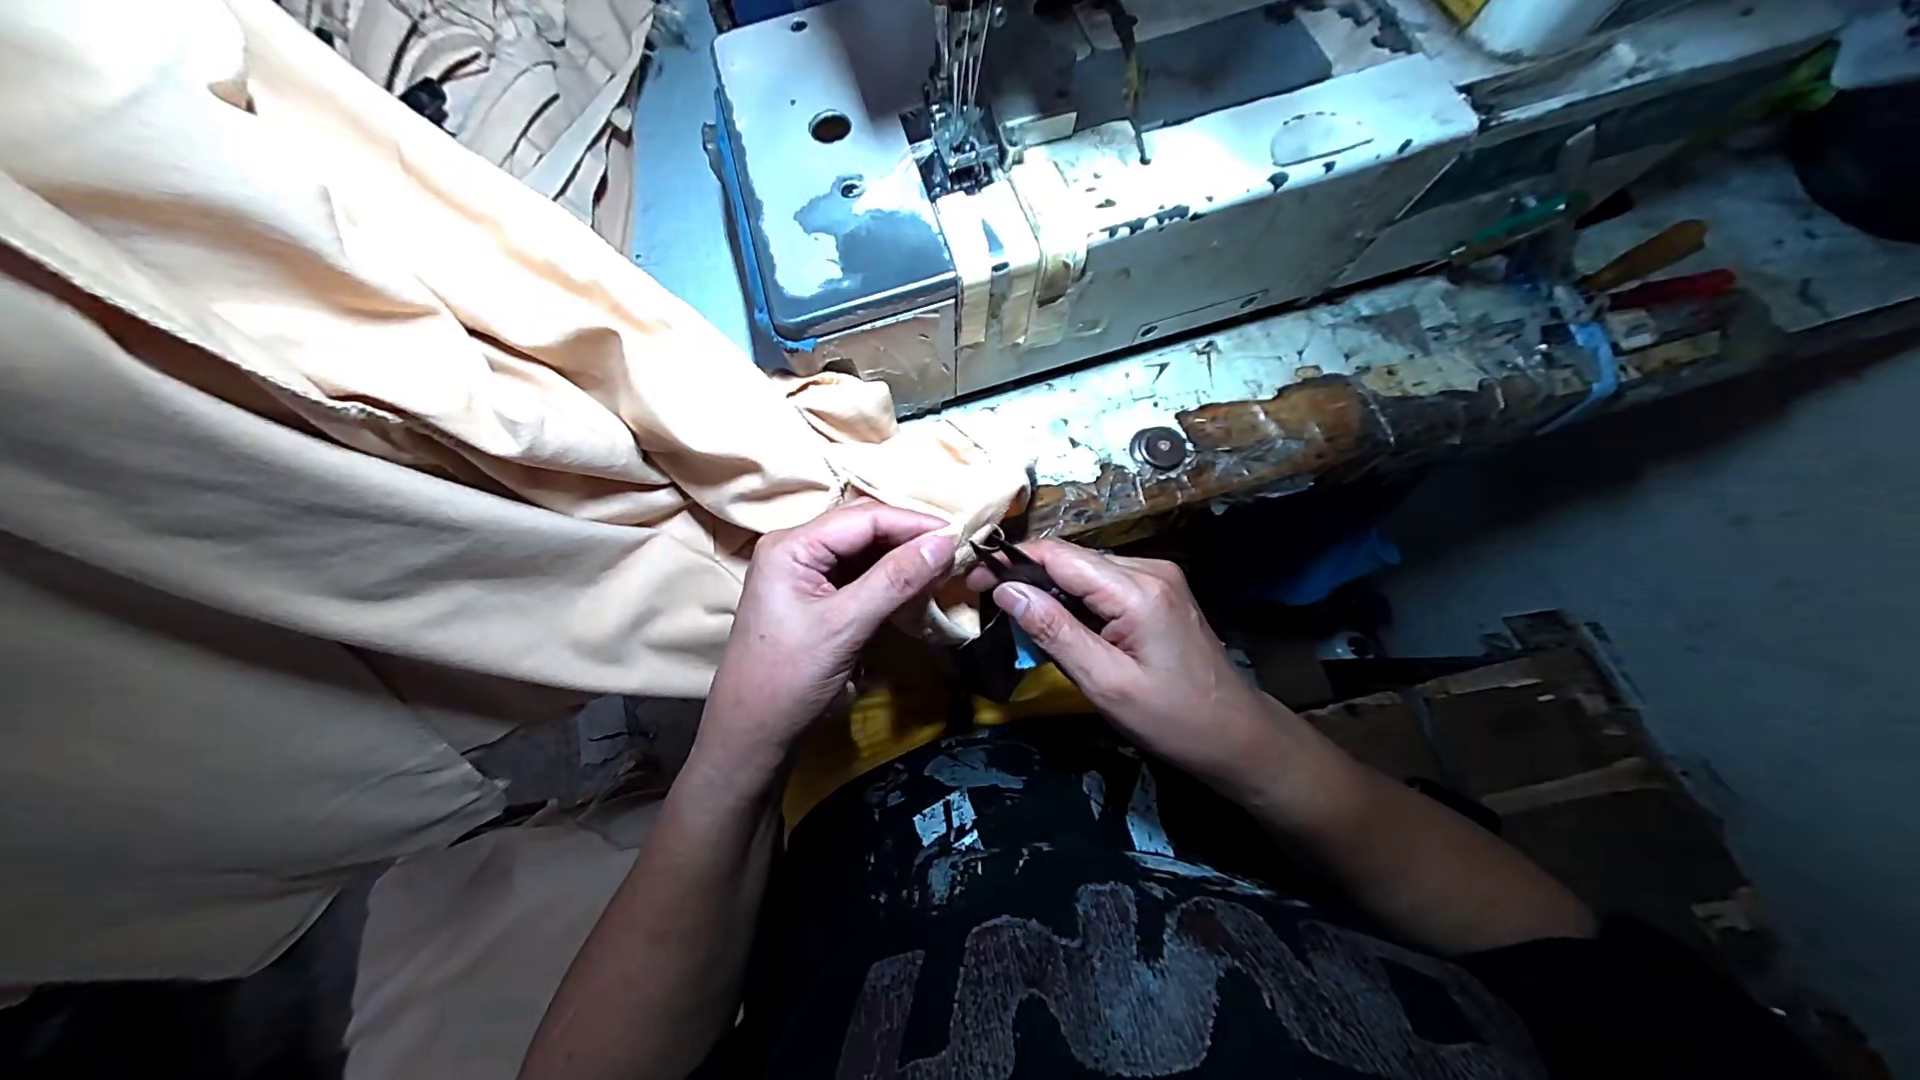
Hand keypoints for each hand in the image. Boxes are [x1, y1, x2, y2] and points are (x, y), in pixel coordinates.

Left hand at [700, 500, 954, 772]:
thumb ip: (895, 579)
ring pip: (866, 550)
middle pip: (865, 527)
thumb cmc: (790, 678)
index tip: (959, 534)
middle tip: (955, 551)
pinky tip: (917, 585)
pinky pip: (861, 574)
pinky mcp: (818, 595)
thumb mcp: (845, 625)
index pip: (864, 517)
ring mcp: (806, 572)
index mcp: (791, 545)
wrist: (755, 735)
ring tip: (942, 568)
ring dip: (904, 558)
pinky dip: (891, 579)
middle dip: (910, 538)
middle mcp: (797, 548)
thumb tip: (945, 542)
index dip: (913, 523)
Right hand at [967, 540, 1284, 791]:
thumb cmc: (1172, 719)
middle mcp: (1149, 569)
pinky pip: (1104, 584)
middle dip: (1027, 576)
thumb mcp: (1104, 683)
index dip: (1011, 562)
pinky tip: (1062, 624)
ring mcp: (1158, 578)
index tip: (973, 580)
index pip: (1059, 555)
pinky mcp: (1160, 592)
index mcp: (1137, 588)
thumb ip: (1054, 632)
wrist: (1237, 737)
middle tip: (990, 604)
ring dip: (1050, 589)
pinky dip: (1076, 600)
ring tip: (1020, 619)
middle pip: (1071, 559)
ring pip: (1085, 570)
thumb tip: (1006, 589)